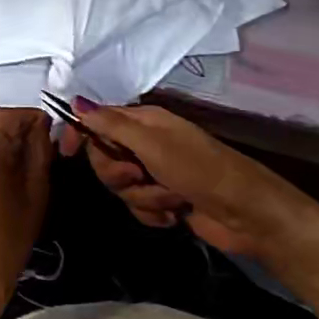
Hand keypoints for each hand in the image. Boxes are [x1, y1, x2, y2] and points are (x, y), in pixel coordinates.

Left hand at [0, 107, 70, 307]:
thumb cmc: (15, 223)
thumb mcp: (37, 182)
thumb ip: (40, 146)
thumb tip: (41, 124)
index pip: (8, 114)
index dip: (31, 118)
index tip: (52, 129)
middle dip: (18, 123)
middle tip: (43, 140)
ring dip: (6, 132)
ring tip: (29, 151)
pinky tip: (11, 159)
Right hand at [73, 100, 318, 257]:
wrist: (251, 217)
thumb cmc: (202, 170)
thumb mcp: (152, 144)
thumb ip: (110, 125)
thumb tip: (74, 102)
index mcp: (145, 122)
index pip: (97, 120)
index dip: (80, 133)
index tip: (67, 152)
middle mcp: (147, 144)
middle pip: (103, 156)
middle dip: (116, 172)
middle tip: (137, 175)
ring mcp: (156, 173)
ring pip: (120, 185)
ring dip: (142, 196)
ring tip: (169, 199)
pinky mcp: (164, 201)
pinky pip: (137, 206)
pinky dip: (152, 213)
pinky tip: (174, 215)